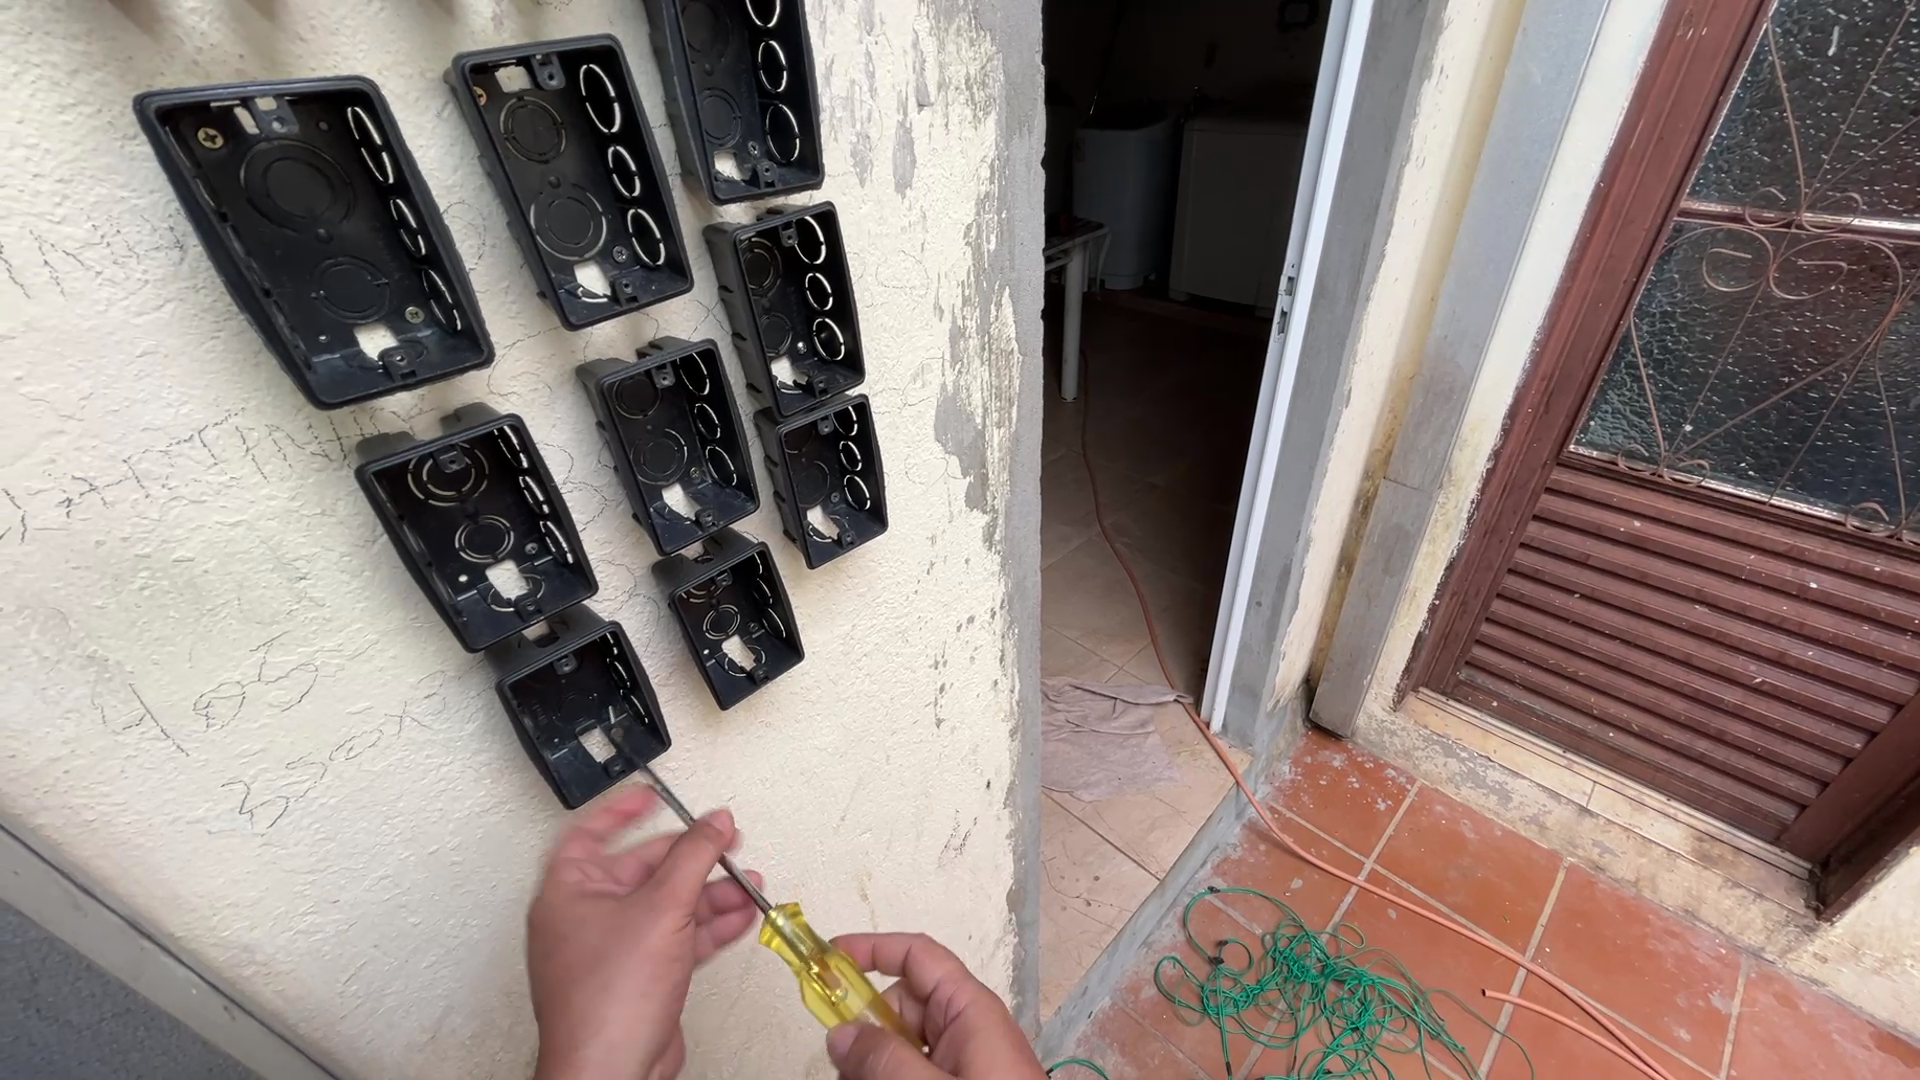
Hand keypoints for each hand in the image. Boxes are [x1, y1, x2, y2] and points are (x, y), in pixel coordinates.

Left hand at [527, 785, 763, 1079]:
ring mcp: (614, 948)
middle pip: (646, 869)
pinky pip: (679, 935)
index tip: (653, 795)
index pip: (590, 833)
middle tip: (725, 842)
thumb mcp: (663, 905)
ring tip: (746, 884)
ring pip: (669, 903)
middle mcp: (588, 917)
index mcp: (570, 892)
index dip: (622, 811)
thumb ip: (696, 855)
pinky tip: (740, 916)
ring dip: (711, 893)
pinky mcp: (640, 975)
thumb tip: (716, 822)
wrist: (615, 1073)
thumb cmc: (608, 1000)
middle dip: (693, 858)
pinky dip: (709, 924)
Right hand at [824, 933, 1045, 1078]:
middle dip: (866, 1034)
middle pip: (901, 1010)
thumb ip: (884, 1060)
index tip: (828, 961)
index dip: (872, 949)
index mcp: (967, 1008)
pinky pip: (914, 1075)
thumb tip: (840, 1032)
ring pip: (901, 1050)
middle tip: (841, 1073)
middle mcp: (964, 1029)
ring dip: (875, 1070)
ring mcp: (962, 1065)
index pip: (917, 956)